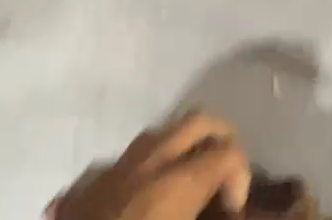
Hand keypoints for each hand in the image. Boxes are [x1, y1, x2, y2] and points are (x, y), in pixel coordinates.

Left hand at [53, 113, 252, 219]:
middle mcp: (151, 162)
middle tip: (224, 177)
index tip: (233, 209)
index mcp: (178, 183)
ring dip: (183, 148)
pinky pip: (130, 158)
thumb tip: (226, 209)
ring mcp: (117, 169)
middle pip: (198, 121)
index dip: (242, 176)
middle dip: (221, 139)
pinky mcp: (89, 186)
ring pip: (161, 133)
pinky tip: (145, 198)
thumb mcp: (180, 219)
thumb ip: (202, 215)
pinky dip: (149, 166)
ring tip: (187, 183)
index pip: (230, 152)